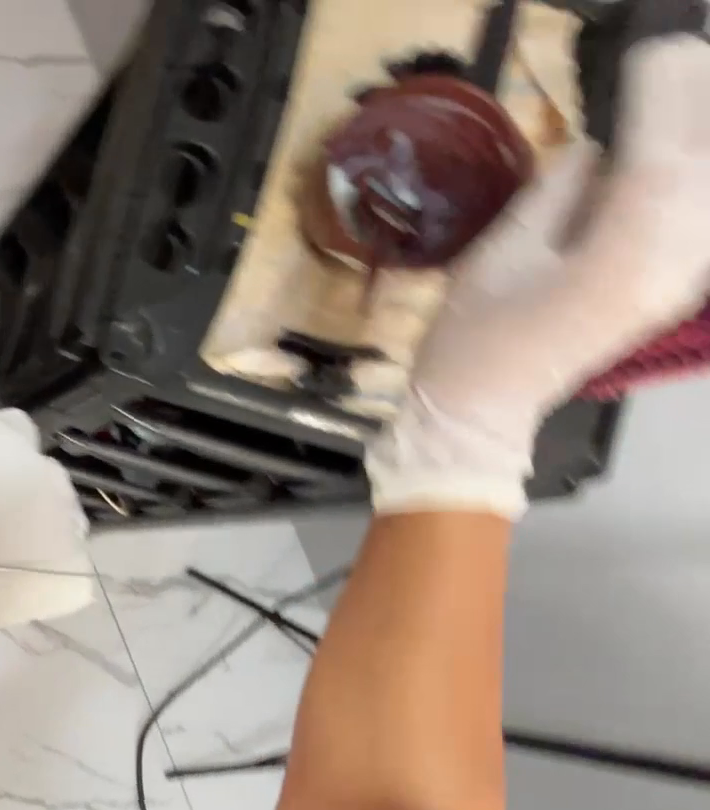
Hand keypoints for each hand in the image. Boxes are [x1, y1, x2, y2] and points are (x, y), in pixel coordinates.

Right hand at [367, 34, 709, 517]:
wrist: (479, 411)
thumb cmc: (466, 343)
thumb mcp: (491, 263)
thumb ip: (549, 199)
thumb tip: (592, 150)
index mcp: (623, 257)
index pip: (661, 158)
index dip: (661, 98)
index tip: (651, 55)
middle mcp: (677, 260)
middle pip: (701, 167)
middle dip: (693, 108)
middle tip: (675, 59)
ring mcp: (687, 274)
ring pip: (704, 190)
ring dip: (693, 142)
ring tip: (679, 97)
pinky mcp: (678, 281)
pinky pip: (698, 215)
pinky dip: (689, 180)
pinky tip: (667, 162)